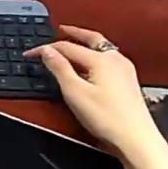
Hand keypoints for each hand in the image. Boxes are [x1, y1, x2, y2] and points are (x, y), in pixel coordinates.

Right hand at [26, 25, 167, 168]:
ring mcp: (124, 70)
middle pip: (91, 39)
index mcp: (101, 59)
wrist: (136, 139)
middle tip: (61, 29)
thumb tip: (47, 51)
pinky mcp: (128, 81)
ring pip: (102, 47)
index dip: (46, 49)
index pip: (67, 47)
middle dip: (74, 33)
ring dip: (86, 43)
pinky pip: (109, 58)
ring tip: (74, 44)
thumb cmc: (106, 117)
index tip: (30, 53)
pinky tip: (90, 63)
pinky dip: (95, 53)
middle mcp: (115, 59)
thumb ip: (59, 68)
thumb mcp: (75, 92)